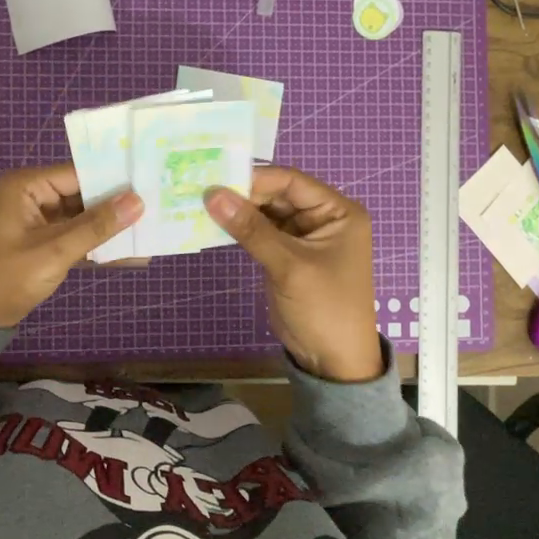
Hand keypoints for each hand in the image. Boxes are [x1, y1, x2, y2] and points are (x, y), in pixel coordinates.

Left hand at [0, 164, 143, 327]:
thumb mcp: (53, 252)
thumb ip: (95, 227)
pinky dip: (98, 248)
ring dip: (112, 229)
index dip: (115, 179)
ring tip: (155, 231)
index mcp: (26, 185)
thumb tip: (137, 201)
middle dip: (118, 205)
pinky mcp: (42, 245)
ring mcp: (37, 222)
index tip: (154, 183)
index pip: (79, 173)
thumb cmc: (3, 278)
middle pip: (84, 194)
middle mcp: (32, 196)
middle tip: (162, 206)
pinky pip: (76, 239)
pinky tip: (132, 256)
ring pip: (83, 218)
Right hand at [205, 168, 382, 381]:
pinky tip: (213, 224)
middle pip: (277, 194)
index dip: (255, 178)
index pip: (292, 182)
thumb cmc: (324, 307)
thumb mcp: (289, 265)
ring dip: (238, 211)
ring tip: (201, 204)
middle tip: (202, 191)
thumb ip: (251, 228)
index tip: (217, 179)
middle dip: (243, 194)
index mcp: (338, 212)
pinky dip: (240, 229)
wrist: (333, 361)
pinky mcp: (285, 255)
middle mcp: (322, 218)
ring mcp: (303, 237)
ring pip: (265, 213)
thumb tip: (212, 195)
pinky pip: (260, 232)